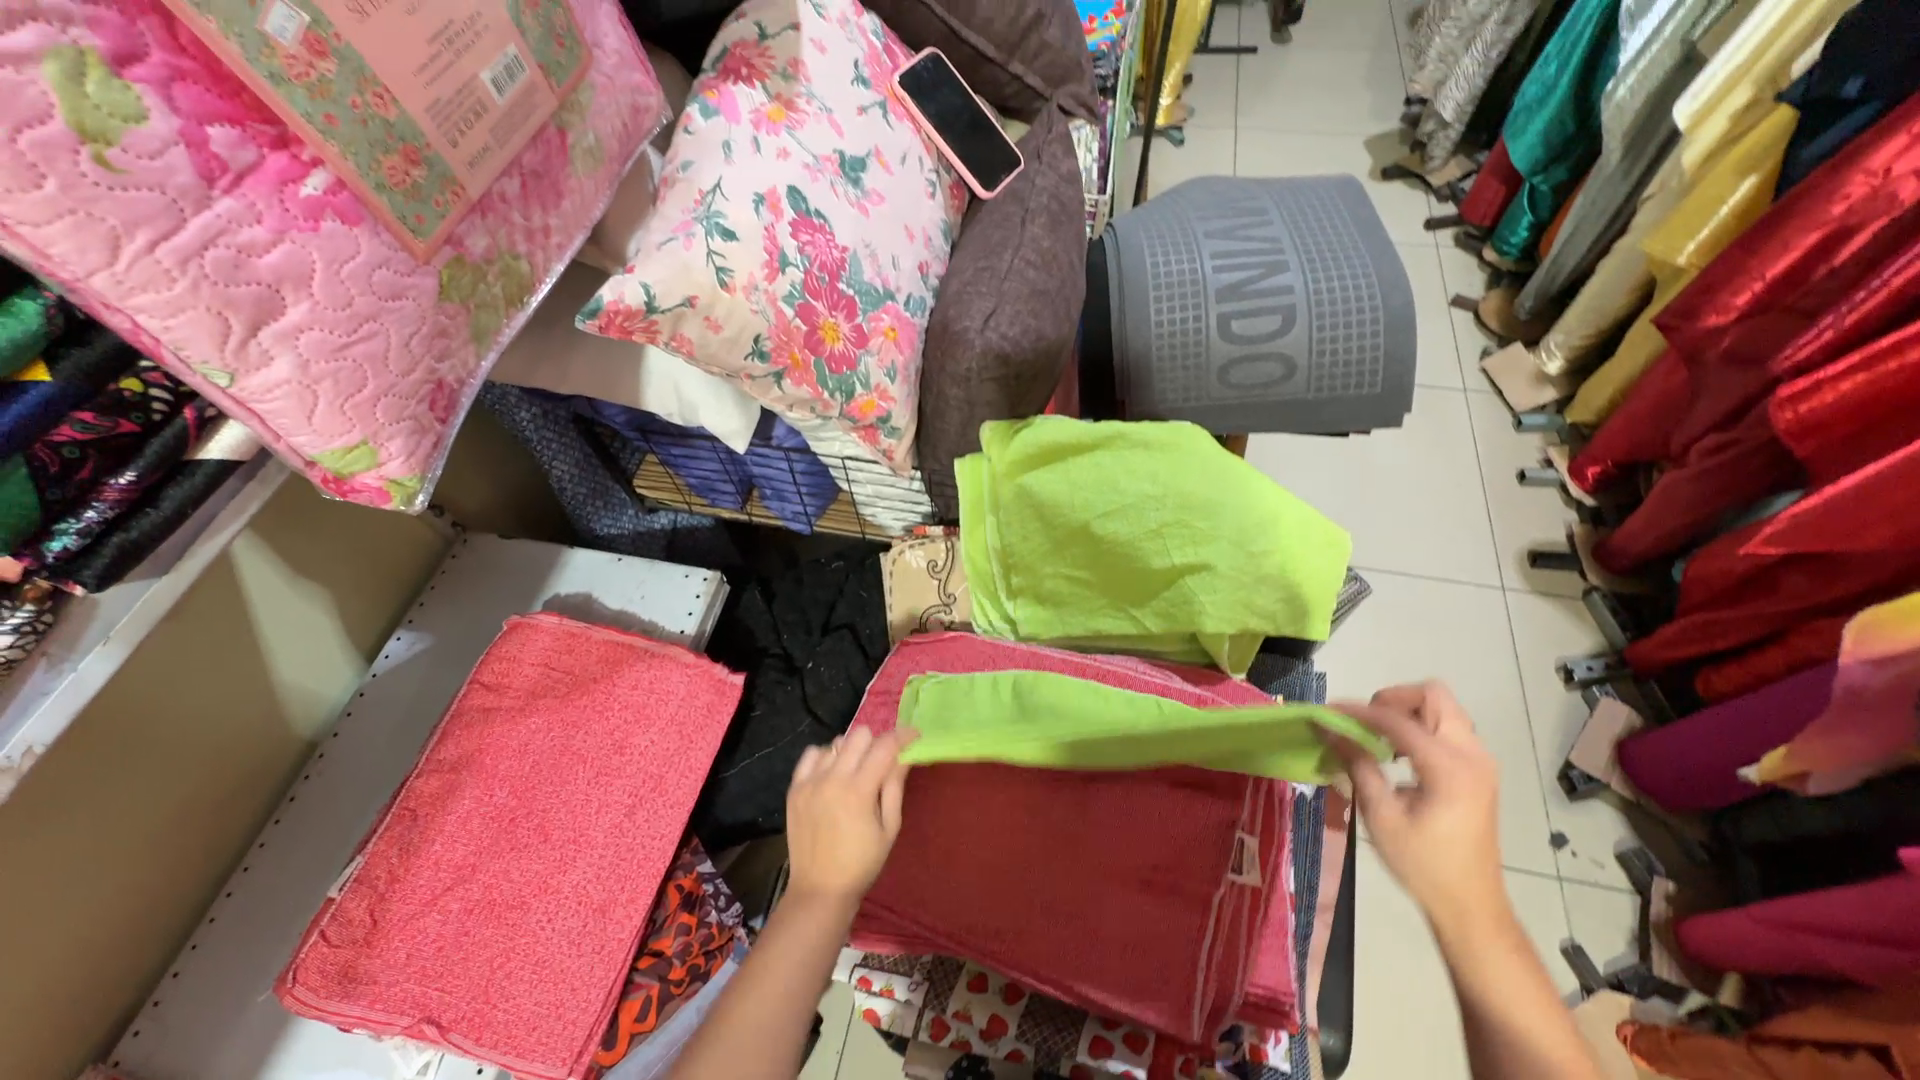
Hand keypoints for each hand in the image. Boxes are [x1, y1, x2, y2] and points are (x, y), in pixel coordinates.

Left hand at [784, 726, 913, 909]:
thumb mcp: (889, 828)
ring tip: (856, 772)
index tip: (914, 736)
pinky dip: (826, 757)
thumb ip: (895, 787)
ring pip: (836, 743)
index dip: (903, 736)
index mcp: (858, 791)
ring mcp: (809, 782)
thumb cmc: (862, 863)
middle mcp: (831, 779)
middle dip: (877, 742)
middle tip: (883, 761)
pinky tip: (833, 775)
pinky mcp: (794, 788)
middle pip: (859, 735)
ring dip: (851, 751)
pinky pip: (812, 754)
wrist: (820, 888)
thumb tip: (905, 755)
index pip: (885, 746)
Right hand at [1327, 682, 1505, 931]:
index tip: (1327, 713)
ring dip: (1407, 713)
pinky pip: (1448, 728)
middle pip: (1433, 695)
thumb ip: (1358, 765)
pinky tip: (1396, 755)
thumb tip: (1329, 730)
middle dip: (1392, 700)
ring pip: (1442, 708)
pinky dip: (1419, 728)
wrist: (1470, 903)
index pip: (1398, 721)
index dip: (1358, 712)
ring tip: (1376, 739)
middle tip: (1363, 722)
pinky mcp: (1478, 770)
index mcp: (1449, 767)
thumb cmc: (1422, 864)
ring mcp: (1480, 761)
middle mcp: (1472, 754)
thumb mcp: (1382, 816)